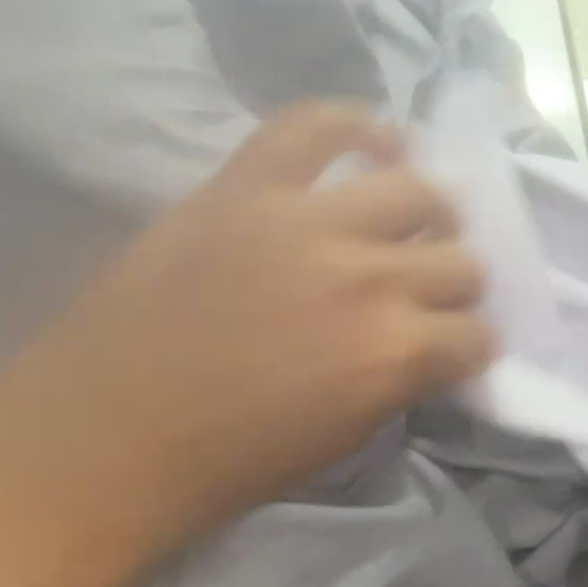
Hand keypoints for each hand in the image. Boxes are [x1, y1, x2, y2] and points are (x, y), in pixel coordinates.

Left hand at [0, 103, 494, 558]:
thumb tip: (428, 347)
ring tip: (417, 227)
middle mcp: (371, 279)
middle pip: (460, 263)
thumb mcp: (351, 435)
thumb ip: (404, 381)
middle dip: (457, 288)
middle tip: (431, 298)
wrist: (109, 436)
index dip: (473, 348)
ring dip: (431, 218)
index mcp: (397, 354)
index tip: (457, 352)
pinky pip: (315, 126)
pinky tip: (379, 143)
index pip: (478, 335)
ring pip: (417, 192)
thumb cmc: (235, 460)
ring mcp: (308, 222)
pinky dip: (357, 127)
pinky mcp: (246, 188)